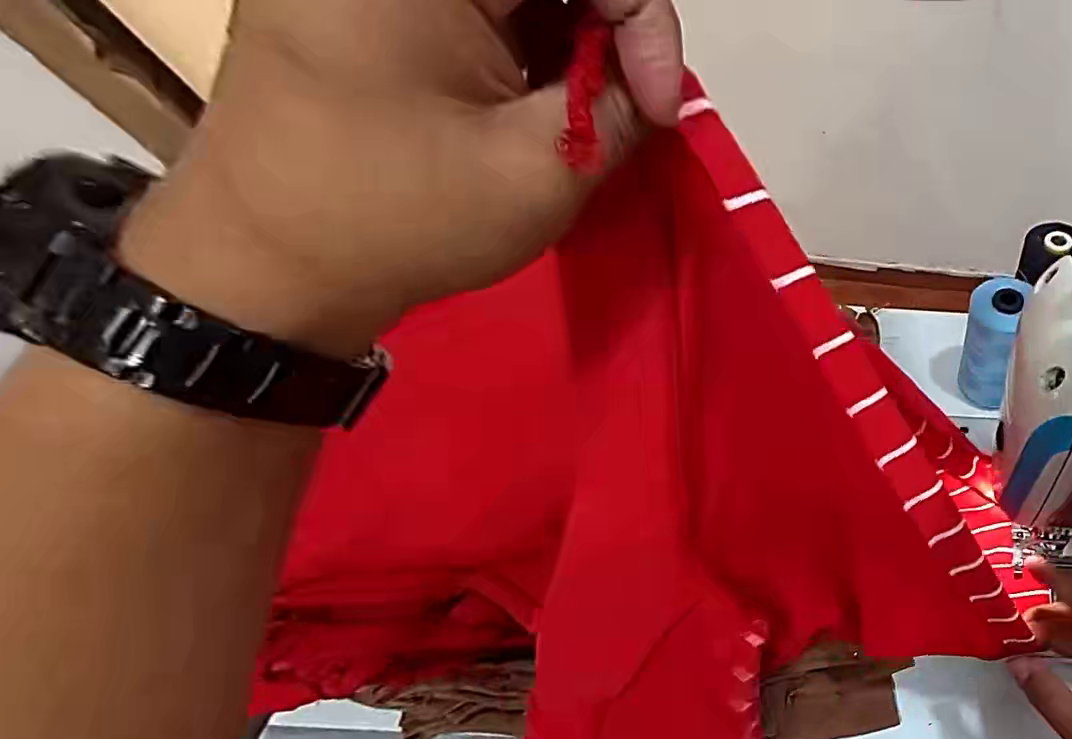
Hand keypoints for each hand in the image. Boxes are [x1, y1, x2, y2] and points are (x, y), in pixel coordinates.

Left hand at [116, 0, 682, 356]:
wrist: (283, 254)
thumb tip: (658, 88)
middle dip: (614, 33)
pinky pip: (494, 13)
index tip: (662, 109)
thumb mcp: (538, 170)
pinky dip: (542, 54)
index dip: (643, 19)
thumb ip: (613, 114)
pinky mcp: (385, 7)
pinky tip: (553, 106)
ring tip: (596, 118)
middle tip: (638, 110)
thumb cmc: (407, 214)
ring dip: (581, 47)